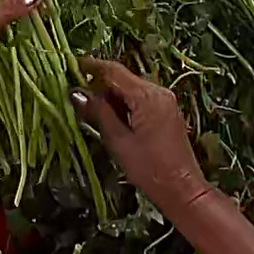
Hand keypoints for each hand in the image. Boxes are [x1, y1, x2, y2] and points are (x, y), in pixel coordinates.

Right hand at [71, 58, 210, 214]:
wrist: (181, 188)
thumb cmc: (148, 168)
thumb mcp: (118, 141)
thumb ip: (99, 113)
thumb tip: (78, 94)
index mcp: (147, 96)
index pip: (115, 72)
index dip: (92, 66)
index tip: (72, 65)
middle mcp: (158, 91)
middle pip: (124, 78)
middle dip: (100, 82)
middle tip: (75, 89)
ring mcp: (164, 100)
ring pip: (131, 88)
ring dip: (111, 93)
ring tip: (87, 103)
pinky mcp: (166, 110)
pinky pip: (140, 98)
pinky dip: (124, 102)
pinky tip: (109, 113)